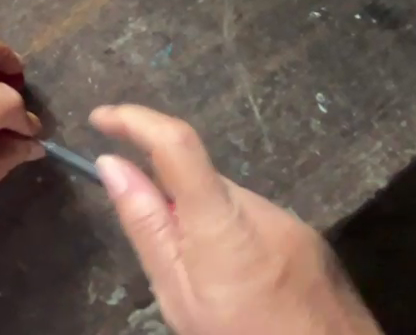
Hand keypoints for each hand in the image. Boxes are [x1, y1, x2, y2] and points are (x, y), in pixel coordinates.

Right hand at [90, 105, 381, 334]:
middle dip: (169, 196)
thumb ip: (146, 225)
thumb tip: (111, 163)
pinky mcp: (316, 245)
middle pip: (199, 178)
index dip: (133, 120)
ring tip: (209, 278)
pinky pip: (257, 221)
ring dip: (204, 220)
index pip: (176, 143)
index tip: (99, 120)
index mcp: (223, 221)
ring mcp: (294, 227)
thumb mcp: (179, 295)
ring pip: (227, 201)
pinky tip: (244, 283)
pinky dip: (235, 236)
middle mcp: (263, 210)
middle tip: (164, 250)